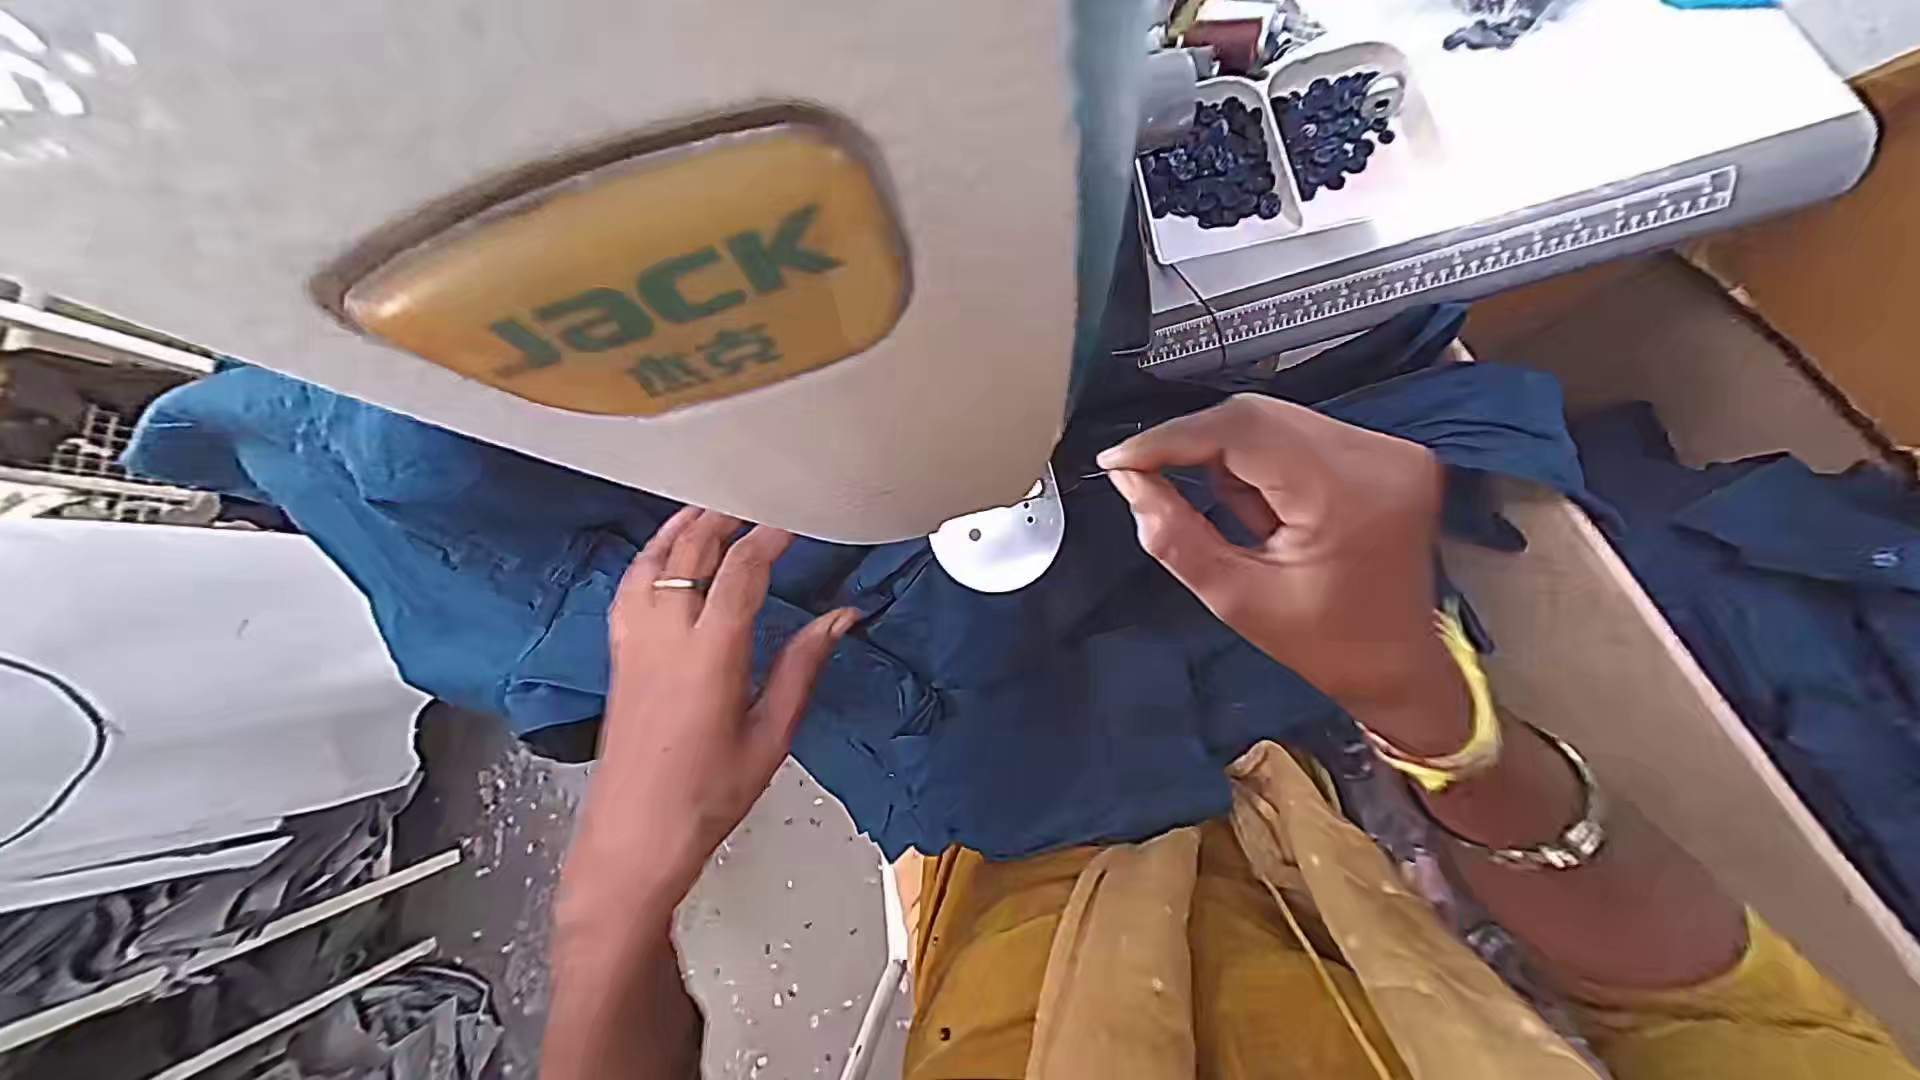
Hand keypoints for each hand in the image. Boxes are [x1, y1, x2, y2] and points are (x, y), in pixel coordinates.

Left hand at [560, 507, 857, 928]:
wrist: (633, 841)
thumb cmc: (705, 797)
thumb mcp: (772, 732)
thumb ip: (804, 665)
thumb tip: (840, 619)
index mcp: (710, 656)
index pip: (742, 570)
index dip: (770, 536)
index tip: (794, 519)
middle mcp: (666, 639)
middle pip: (693, 551)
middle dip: (726, 516)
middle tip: (756, 500)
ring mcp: (635, 644)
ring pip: (655, 560)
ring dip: (685, 527)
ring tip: (713, 508)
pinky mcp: (620, 656)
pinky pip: (630, 586)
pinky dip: (651, 555)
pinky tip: (665, 551)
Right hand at [1097, 394, 1465, 749]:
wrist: (1399, 662)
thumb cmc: (1322, 643)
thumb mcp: (1232, 597)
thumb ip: (1172, 535)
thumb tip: (1129, 479)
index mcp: (1346, 496)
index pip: (1241, 431)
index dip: (1169, 438)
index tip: (1119, 460)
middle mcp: (1377, 456)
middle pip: (1254, 414)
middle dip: (1190, 446)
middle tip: (1151, 480)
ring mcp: (1385, 448)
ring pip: (1268, 419)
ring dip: (1225, 458)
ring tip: (1242, 520)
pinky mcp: (1380, 451)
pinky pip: (1289, 432)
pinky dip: (1254, 460)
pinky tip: (1264, 508)